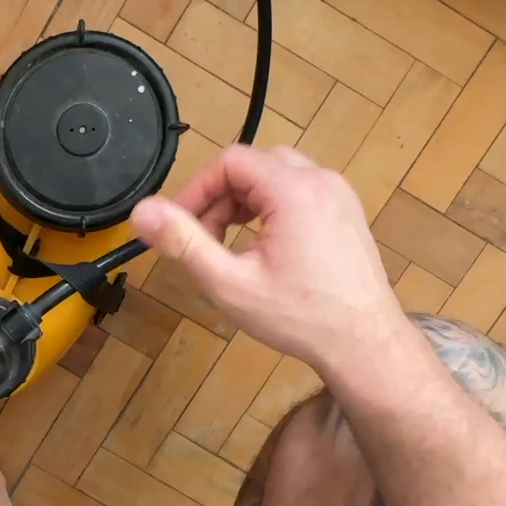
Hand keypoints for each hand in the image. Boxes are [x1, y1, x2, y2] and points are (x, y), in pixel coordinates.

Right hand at [128, 146, 407, 371]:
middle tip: (204, 242)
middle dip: (218, 199)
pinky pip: (298, 193)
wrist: (364, 344)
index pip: (230, 162)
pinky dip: (269, 211)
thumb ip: (183, 242)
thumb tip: (141, 213)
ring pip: (275, 178)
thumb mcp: (229, 283)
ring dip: (242, 205)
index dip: (196, 190)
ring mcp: (339, 196)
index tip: (179, 227)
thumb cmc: (299, 317)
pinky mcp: (346, 213)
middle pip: (252, 167)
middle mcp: (321, 181)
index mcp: (294, 191)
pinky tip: (262, 251)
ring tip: (229, 249)